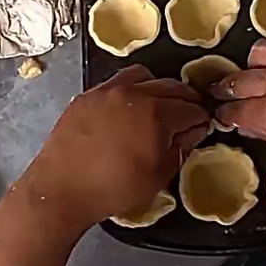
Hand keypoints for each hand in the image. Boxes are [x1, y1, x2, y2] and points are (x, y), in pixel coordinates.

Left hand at [15, 66, 208, 232]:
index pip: (190, 108)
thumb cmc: (113, 189)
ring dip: (156, 87)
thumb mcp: (158, 176)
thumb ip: (179, 149)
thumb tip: (190, 132)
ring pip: (142, 76)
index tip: (203, 125)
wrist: (62, 187)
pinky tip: (128, 108)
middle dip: (185, 99)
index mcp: (156, 113)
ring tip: (158, 105)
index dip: (201, 117)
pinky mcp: (86, 96)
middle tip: (188, 113)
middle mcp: (132, 94)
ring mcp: (106, 92)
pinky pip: (114, 83)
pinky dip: (129, 90)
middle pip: (170, 86)